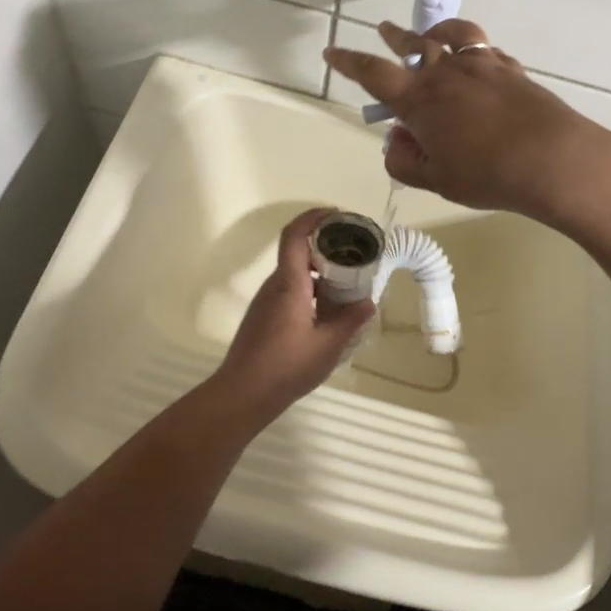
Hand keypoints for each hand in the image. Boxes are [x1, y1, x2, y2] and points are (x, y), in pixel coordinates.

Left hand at [210, 209, 376, 420]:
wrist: (241, 395)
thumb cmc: (286, 367)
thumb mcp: (328, 346)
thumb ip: (349, 321)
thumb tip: (368, 303)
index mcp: (289, 284)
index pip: (295, 235)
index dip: (313, 217)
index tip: (336, 215)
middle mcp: (275, 286)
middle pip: (299, 254)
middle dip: (327, 250)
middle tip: (355, 259)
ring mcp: (266, 302)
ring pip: (296, 276)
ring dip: (320, 276)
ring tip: (348, 291)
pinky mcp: (263, 318)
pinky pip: (290, 293)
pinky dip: (310, 293)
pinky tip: (327, 316)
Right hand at [324, 20, 610, 220]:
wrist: (552, 159)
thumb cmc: (487, 174)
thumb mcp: (436, 180)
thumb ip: (406, 161)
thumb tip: (397, 141)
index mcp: (419, 100)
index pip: (373, 74)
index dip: (349, 62)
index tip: (332, 50)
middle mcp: (447, 73)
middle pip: (414, 45)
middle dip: (395, 38)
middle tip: (385, 30)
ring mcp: (482, 66)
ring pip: (453, 36)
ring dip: (436, 32)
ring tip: (431, 34)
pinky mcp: (512, 70)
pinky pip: (486, 50)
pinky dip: (474, 50)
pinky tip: (479, 61)